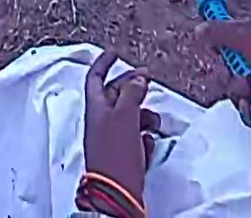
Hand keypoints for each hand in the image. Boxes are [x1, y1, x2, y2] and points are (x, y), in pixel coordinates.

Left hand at [83, 51, 157, 203]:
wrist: (117, 197)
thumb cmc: (116, 155)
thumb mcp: (125, 116)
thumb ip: (131, 93)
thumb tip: (137, 78)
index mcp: (95, 107)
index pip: (95, 76)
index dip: (104, 62)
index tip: (114, 52)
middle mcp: (100, 122)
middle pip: (114, 96)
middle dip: (131, 87)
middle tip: (146, 80)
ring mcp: (110, 141)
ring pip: (127, 119)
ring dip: (143, 116)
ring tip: (154, 122)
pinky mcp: (121, 160)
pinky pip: (133, 142)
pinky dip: (143, 139)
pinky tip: (149, 143)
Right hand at [195, 21, 250, 129]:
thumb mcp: (243, 34)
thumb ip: (218, 32)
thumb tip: (199, 28)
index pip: (228, 51)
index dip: (221, 56)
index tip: (219, 57)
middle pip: (233, 79)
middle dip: (235, 82)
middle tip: (245, 79)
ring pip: (244, 100)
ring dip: (248, 99)